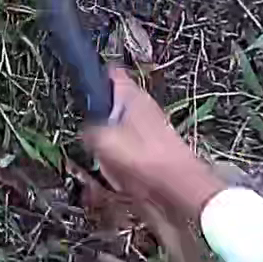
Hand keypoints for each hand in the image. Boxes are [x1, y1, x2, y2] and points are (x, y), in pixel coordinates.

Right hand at [83, 67, 225, 221]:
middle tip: (94, 136)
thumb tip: (86, 130)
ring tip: (109, 161)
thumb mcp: (102, 140)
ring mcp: (151, 125)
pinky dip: (122, 159)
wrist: (180, 188)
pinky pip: (129, 149)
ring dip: (109, 145)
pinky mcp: (156, 146)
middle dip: (99, 121)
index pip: (110, 73)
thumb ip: (88, 129)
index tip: (82, 91)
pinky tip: (122, 174)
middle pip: (112, 105)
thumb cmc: (144, 157)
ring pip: (117, 129)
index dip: (94, 77)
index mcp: (131, 94)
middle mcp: (143, 105)